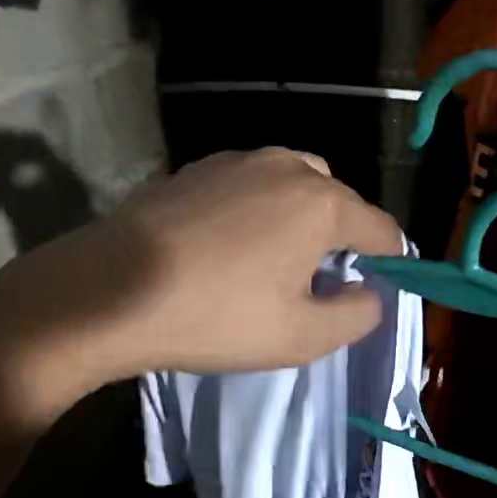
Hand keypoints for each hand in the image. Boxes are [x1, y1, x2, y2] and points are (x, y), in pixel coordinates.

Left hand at [0, 148, 402, 422]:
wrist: (107, 292)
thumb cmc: (216, 316)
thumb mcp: (303, 337)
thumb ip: (357, 314)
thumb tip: (370, 294)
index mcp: (322, 203)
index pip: (381, 229)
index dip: (389, 262)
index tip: (378, 288)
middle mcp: (289, 167)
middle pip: (340, 201)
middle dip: (343, 237)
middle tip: (320, 281)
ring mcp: (240, 161)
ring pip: (296, 184)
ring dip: (302, 217)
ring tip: (276, 259)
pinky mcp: (199, 168)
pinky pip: (253, 183)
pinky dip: (261, 208)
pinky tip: (232, 244)